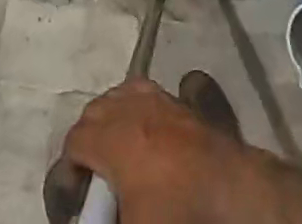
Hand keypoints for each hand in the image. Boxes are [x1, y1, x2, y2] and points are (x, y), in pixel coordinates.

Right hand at [54, 78, 236, 223]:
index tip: (78, 196)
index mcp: (114, 139)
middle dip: (88, 141)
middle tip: (95, 177)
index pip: (74, 141)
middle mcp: (131, 109)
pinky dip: (137, 104)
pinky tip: (145, 126)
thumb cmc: (178, 209)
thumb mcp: (132, 223)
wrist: (232, 189)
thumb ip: (104, 215)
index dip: (70, 170)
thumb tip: (95, 211)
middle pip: (93, 112)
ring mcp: (157, 99)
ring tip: (117, 151)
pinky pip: (147, 90)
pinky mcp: (180, 101)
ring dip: (111, 119)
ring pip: (118, 95)